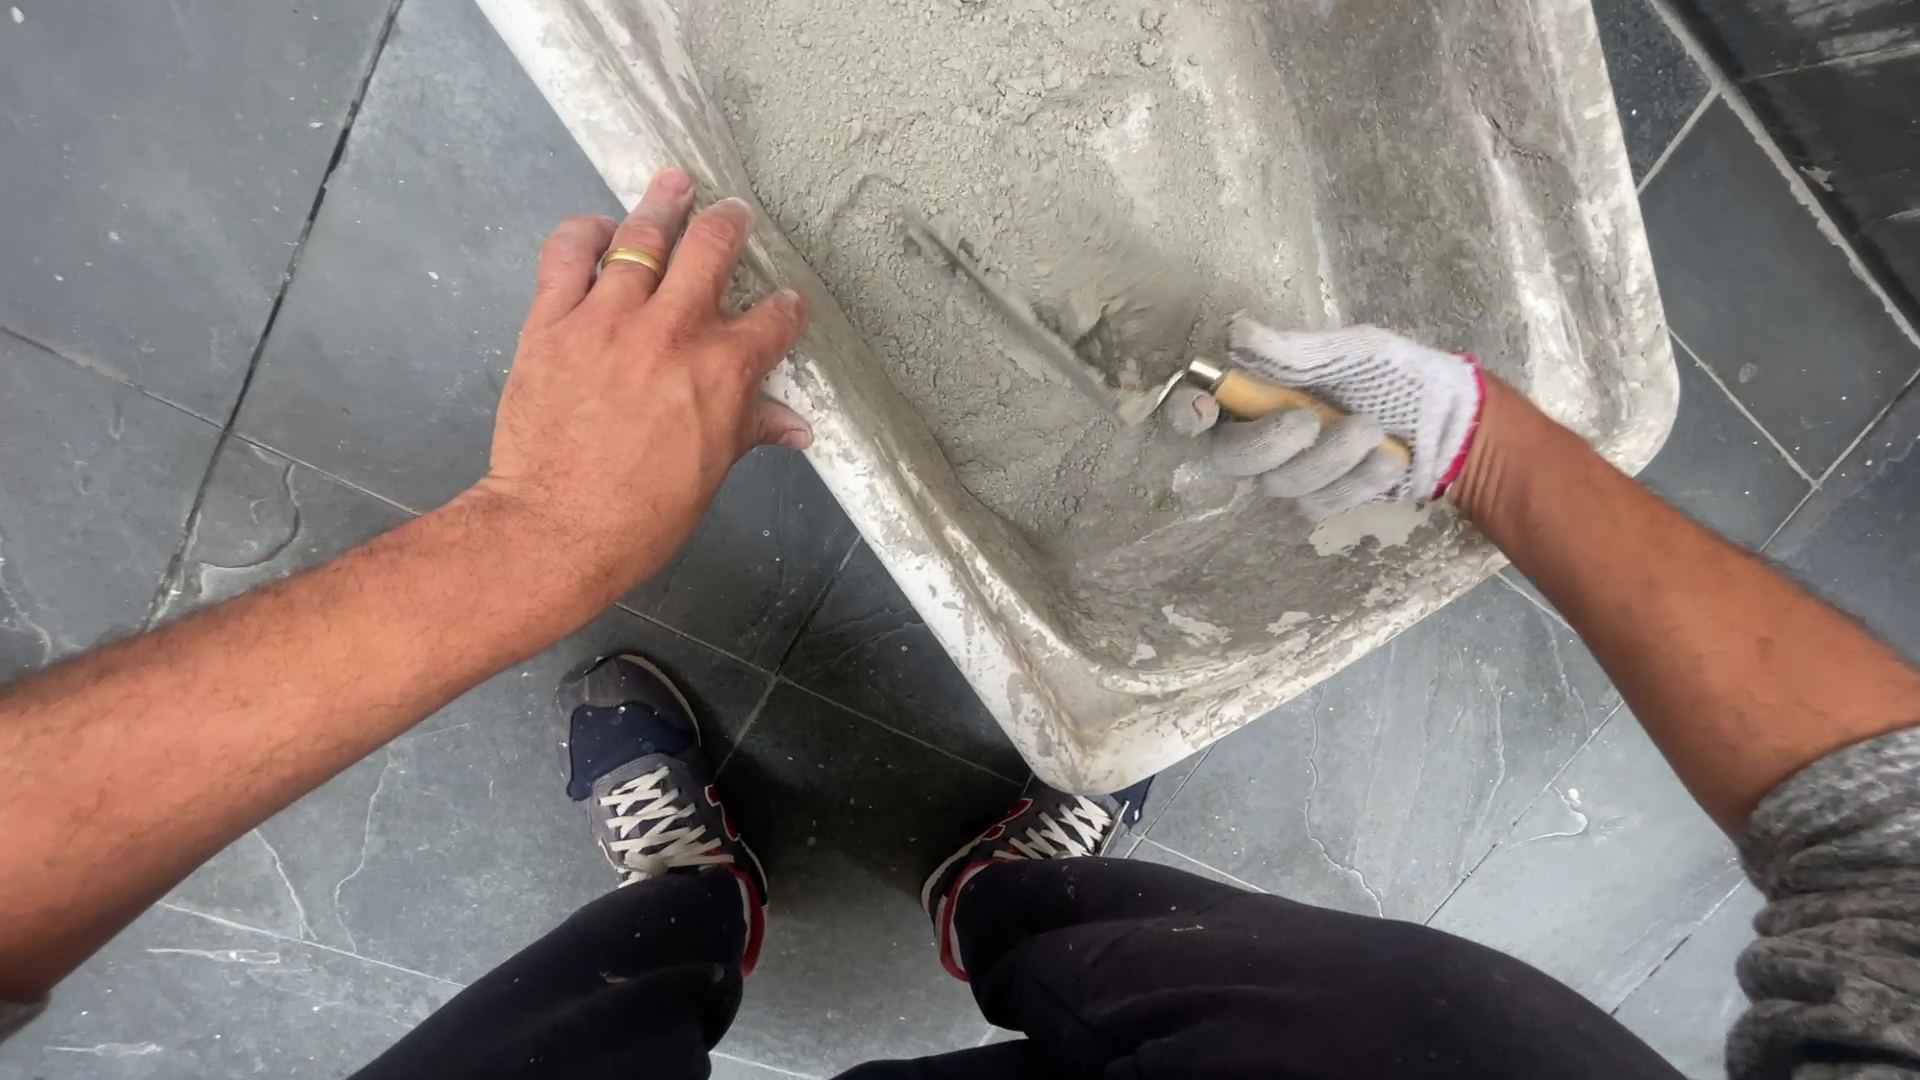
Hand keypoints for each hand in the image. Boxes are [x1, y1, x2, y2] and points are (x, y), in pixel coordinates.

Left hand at [473, 167, 810, 591]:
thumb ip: (752, 427)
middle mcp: (674, 329)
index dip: (788, 309)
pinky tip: (597, 225)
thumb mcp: (715, 468)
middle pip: (711, 251)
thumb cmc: (652, 509)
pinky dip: (583, 232)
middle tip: (735, 213)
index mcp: (725, 369)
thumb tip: (798, 427)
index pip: (774, 320)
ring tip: (675, 180)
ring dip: (663, 204)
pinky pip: (567, 255)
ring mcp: (609, 319)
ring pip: (641, 238)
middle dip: (729, 226)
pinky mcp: (552, 320)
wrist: (561, 525)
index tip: (789, 305)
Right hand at [1169, 318, 1484, 519]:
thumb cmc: (1398, 375)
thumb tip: (1235, 331)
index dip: (1186, 413)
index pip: (1196, 409)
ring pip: (1279, 485)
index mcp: (1257, 394)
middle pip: (1229, 458)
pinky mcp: (1315, 502)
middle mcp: (1258, 436)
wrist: (1455, 423)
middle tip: (1311, 421)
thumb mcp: (1353, 351)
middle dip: (1268, 444)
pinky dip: (1357, 482)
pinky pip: (1317, 504)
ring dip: (1332, 459)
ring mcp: (1285, 474)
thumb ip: (1294, 350)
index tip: (1205, 408)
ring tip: (1373, 431)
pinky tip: (1386, 461)